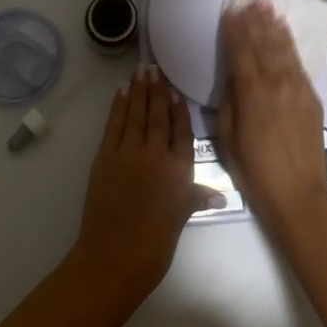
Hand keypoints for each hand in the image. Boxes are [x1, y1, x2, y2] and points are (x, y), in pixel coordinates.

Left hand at [71, 65, 220, 297]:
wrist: (116, 257)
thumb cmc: (154, 244)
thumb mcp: (180, 218)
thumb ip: (197, 199)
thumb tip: (220, 196)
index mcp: (180, 170)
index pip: (182, 132)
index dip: (179, 110)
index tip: (176, 91)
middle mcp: (157, 155)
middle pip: (158, 116)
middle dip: (157, 91)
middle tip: (155, 69)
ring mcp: (130, 153)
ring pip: (136, 114)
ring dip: (138, 91)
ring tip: (141, 71)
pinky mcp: (106, 156)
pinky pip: (115, 124)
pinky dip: (118, 106)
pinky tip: (121, 91)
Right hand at [217, 0, 326, 230]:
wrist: (298, 194)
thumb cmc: (253, 170)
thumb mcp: (227, 135)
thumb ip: (229, 99)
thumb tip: (233, 75)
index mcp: (252, 92)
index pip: (241, 50)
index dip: (234, 28)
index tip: (230, 8)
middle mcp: (277, 82)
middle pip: (263, 43)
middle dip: (254, 19)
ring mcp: (297, 87)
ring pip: (282, 48)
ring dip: (273, 25)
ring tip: (266, 5)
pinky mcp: (311, 96)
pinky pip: (297, 61)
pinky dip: (288, 43)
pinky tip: (283, 31)